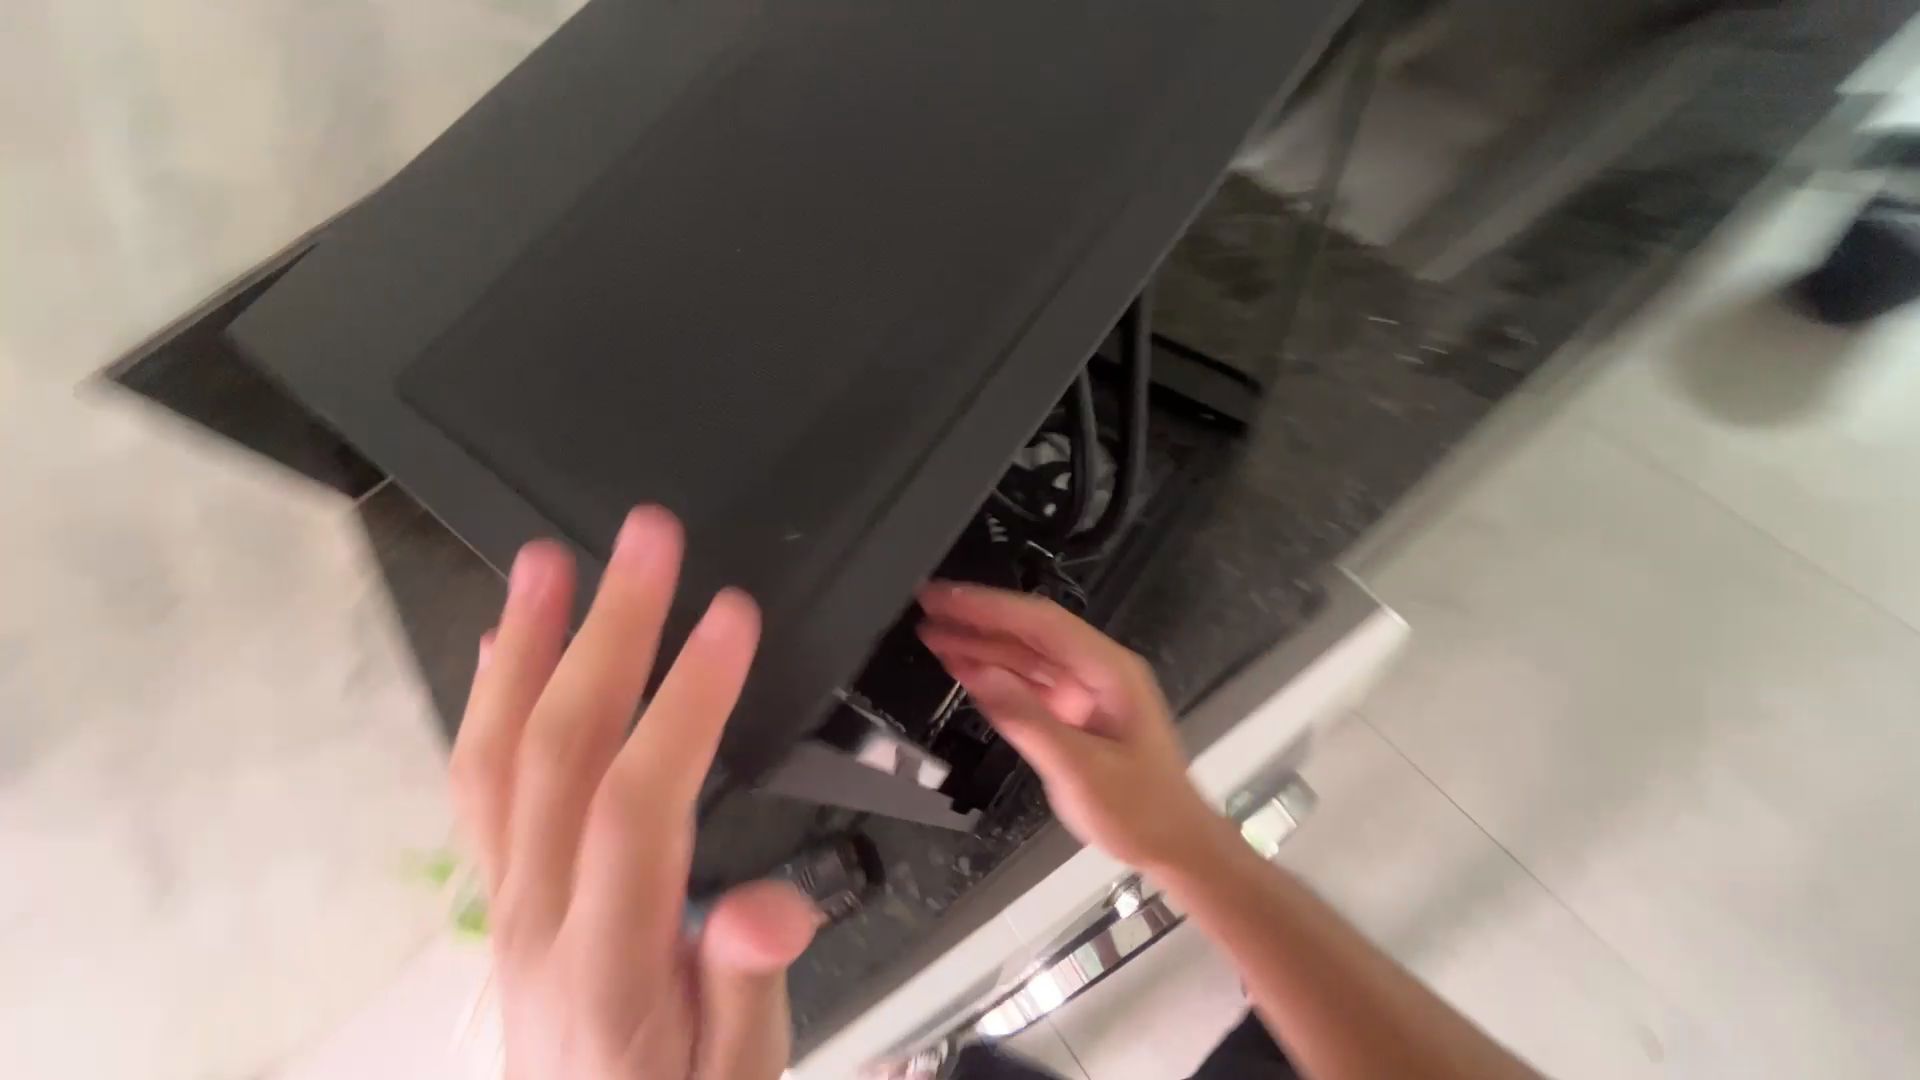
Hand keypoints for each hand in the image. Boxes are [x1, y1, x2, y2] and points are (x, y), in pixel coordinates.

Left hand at [450, 507, 818, 1079]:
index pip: (641, 800)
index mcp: (609, 962)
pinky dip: (490, 700)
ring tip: (549, 559)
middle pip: (560, 750)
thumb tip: (763, 905)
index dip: (688, 699)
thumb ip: (750, 991)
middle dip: (611, 629)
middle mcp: (537, 918)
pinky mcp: (504, 892)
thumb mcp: (740, 1077)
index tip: (734, 614)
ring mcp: (507, 900)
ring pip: (498, 754)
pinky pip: (479, 786)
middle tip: (649, 538)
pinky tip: (508, 642)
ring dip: (529, 645)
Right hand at [915, 583, 1231, 874]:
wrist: (1176, 847)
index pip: (1041, 623)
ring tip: (933, 638)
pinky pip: (1030, 684)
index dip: (989, 607)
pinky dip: (997, 678)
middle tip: (927, 610)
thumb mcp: (1079, 769)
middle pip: (1030, 633)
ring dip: (982, 647)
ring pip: (1026, 657)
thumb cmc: (1139, 811)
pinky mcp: (1075, 712)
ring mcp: (1085, 690)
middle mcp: (1096, 670)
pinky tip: (964, 671)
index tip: (945, 598)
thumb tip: (979, 674)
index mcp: (1108, 670)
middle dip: (979, 620)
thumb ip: (1027, 718)